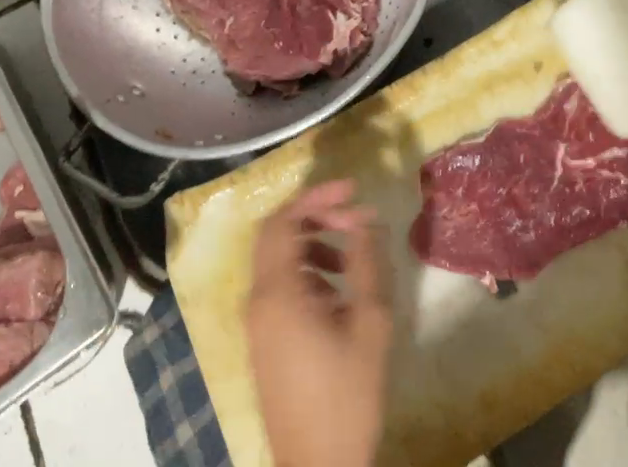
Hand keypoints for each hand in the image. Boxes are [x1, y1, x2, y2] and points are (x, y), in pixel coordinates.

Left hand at [246, 180, 393, 466]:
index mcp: (278, 293)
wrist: (318, 463)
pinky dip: (308, 273)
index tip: (355, 188)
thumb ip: (366, 264)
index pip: (283, 221)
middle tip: (357, 218)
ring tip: (353, 257)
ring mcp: (257, 323)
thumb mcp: (370, 324)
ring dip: (314, 245)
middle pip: (276, 236)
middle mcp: (258, 301)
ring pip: (279, 261)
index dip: (317, 196)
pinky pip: (280, 287)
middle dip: (317, 216)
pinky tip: (340, 292)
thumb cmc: (348, 393)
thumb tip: (365, 221)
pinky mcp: (265, 340)